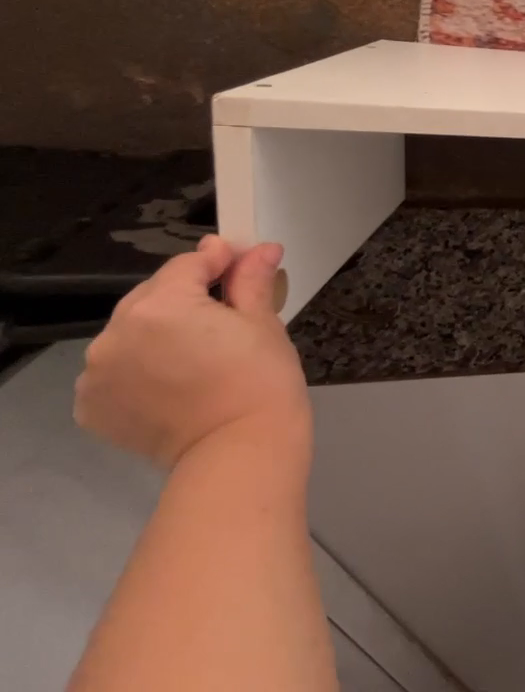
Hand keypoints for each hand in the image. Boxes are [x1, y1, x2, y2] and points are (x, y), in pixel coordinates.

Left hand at [75, 235, 309, 467]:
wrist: (238, 444)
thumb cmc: (262, 378)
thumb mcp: (264, 323)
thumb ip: (252, 281)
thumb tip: (260, 249)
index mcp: (161, 306)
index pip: (187, 265)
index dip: (218, 260)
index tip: (244, 265)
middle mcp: (115, 334)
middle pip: (151, 297)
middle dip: (187, 299)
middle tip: (228, 317)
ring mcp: (95, 373)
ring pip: (131, 335)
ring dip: (159, 334)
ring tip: (200, 356)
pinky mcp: (91, 404)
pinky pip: (116, 371)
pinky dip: (141, 369)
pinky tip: (175, 382)